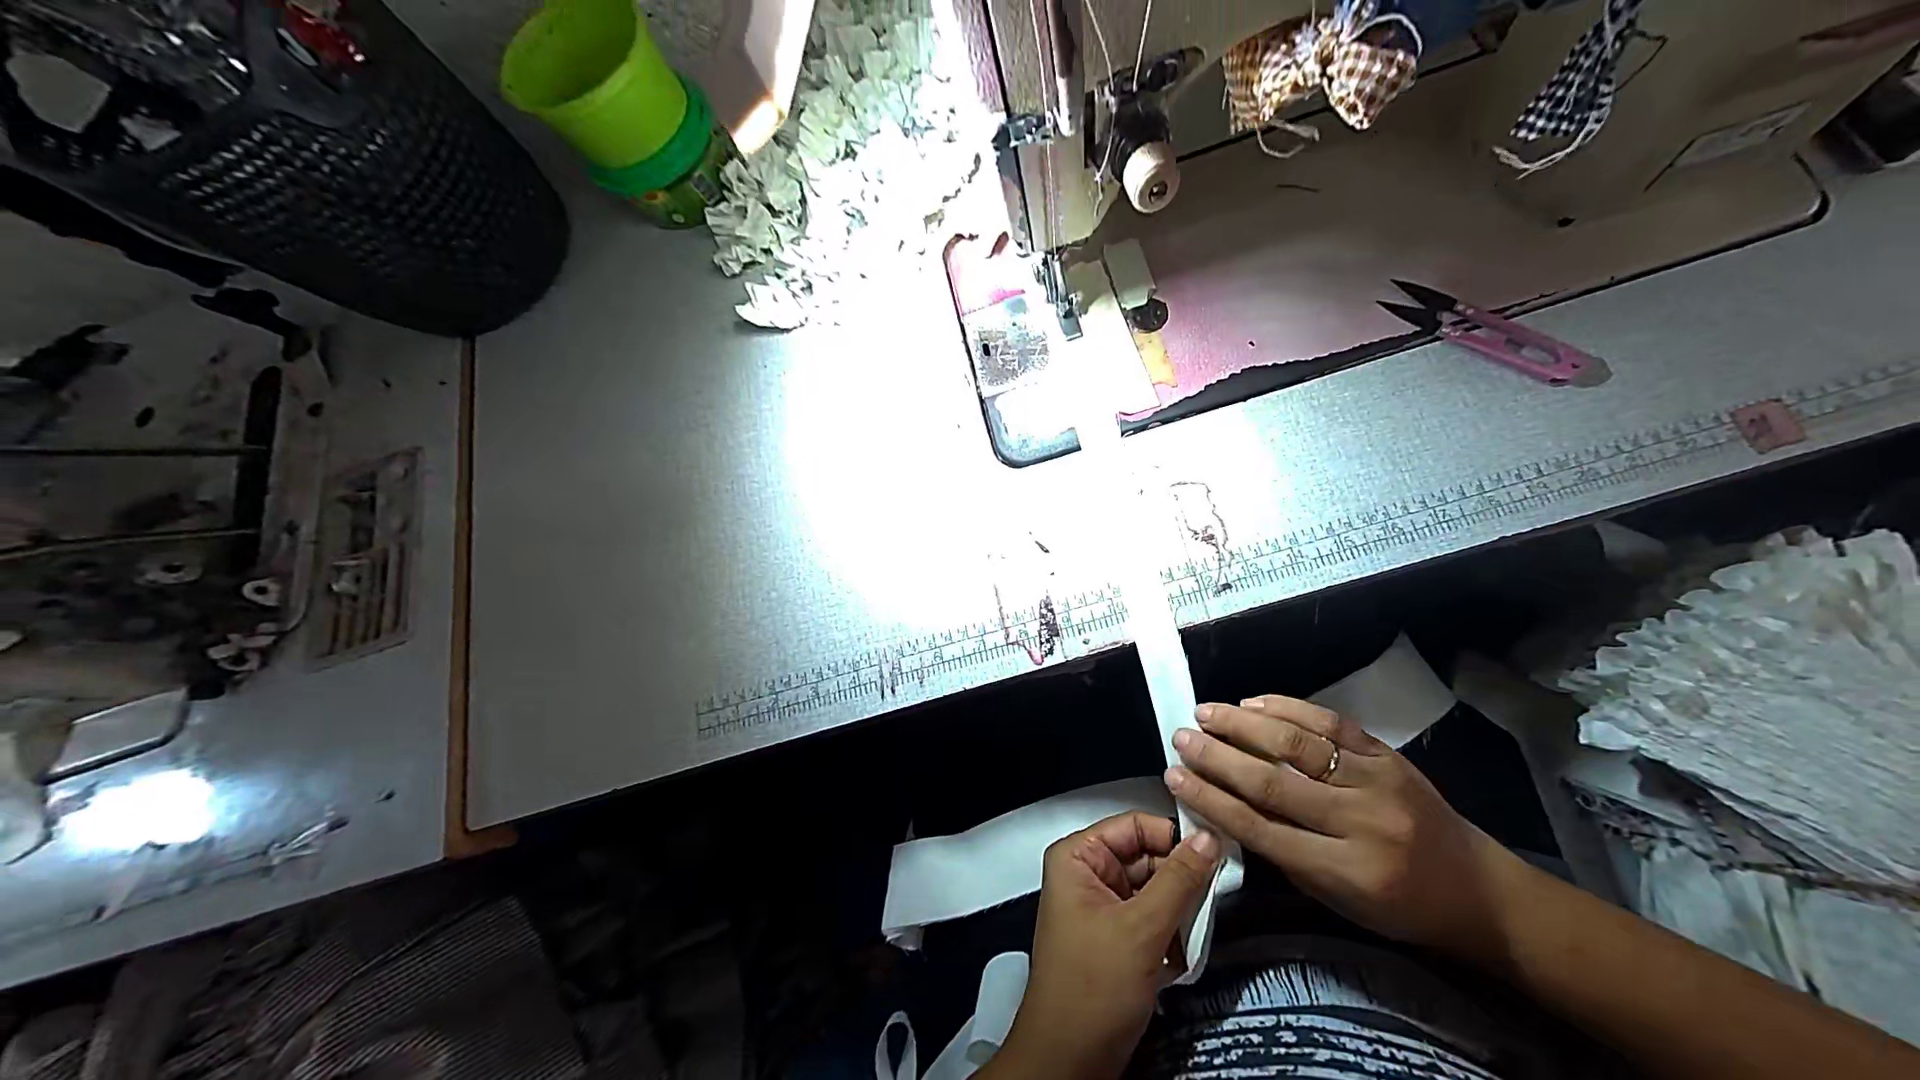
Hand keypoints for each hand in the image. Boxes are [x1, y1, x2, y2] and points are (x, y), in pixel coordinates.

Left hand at [991, 812, 1220, 1079]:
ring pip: (1155, 890)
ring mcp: (1102, 905)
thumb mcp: (1141, 928)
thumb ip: (1179, 880)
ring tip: (1197, 931)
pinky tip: (1183, 955)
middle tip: (1216, 896)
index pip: (1135, 825)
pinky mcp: (1117, 937)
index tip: (1219, 851)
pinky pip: (1153, 918)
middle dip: (1181, 879)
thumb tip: (1209, 837)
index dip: (1174, 835)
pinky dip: (1172, 933)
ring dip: (1180, 911)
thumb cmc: (1094, 986)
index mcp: (1079, 856)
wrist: (1069, 1059)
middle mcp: (1088, 873)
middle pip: (1148, 856)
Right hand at [1164, 696, 1517, 957]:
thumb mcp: (1333, 896)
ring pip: (1299, 743)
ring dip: (1244, 724)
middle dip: (1218, 757)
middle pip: (1273, 782)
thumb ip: (1279, 851)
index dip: (1210, 799)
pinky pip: (1332, 722)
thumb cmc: (1396, 905)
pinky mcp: (1389, 755)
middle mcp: (1362, 822)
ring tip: (1206, 712)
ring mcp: (1378, 781)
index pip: (1261, 828)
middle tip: (1181, 738)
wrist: (1476, 889)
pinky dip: (1289, 707)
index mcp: (1346, 870)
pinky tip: (1255, 702)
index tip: (1174, 776)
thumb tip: (1221, 803)